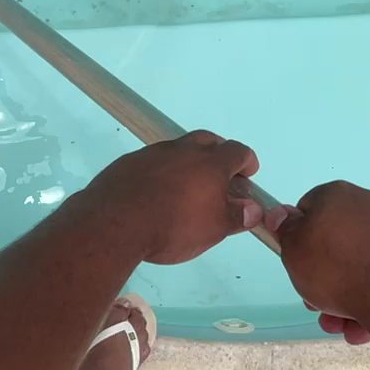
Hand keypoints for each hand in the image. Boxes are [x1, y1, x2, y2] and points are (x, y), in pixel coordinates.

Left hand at [74, 131, 265, 265]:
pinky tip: (151, 192)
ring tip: (182, 186)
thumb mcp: (213, 228)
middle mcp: (183, 150)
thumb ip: (236, 216)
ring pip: (175, 150)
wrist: (115, 222)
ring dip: (184, 162)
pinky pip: (148, 163)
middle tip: (216, 173)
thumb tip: (253, 209)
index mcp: (210, 163)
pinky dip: (157, 173)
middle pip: (207, 140)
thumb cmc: (174, 226)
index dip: (247, 161)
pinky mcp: (126, 164)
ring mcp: (152, 154)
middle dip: (216, 153)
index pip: (237, 152)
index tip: (248, 173)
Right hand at [263, 180, 369, 344]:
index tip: (299, 264)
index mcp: (338, 195)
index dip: (299, 238)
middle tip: (318, 305)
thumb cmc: (336, 269)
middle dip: (324, 277)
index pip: (309, 209)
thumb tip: (281, 214)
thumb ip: (286, 231)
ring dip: (346, 296)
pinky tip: (365, 325)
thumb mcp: (294, 251)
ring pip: (361, 263)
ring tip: (343, 325)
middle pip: (336, 242)